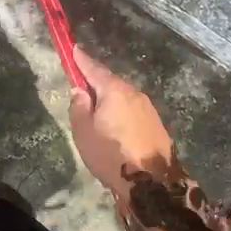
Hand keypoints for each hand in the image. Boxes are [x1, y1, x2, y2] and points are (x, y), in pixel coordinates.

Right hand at [68, 47, 178, 200]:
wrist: (152, 183)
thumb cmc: (111, 155)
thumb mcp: (84, 132)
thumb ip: (79, 107)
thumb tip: (80, 91)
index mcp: (115, 90)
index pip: (94, 69)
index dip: (81, 60)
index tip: (73, 48)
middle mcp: (134, 93)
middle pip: (110, 82)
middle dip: (96, 83)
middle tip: (82, 88)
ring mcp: (148, 108)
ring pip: (123, 97)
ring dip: (110, 100)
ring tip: (98, 114)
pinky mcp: (156, 123)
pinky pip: (132, 110)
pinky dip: (121, 112)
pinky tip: (115, 126)